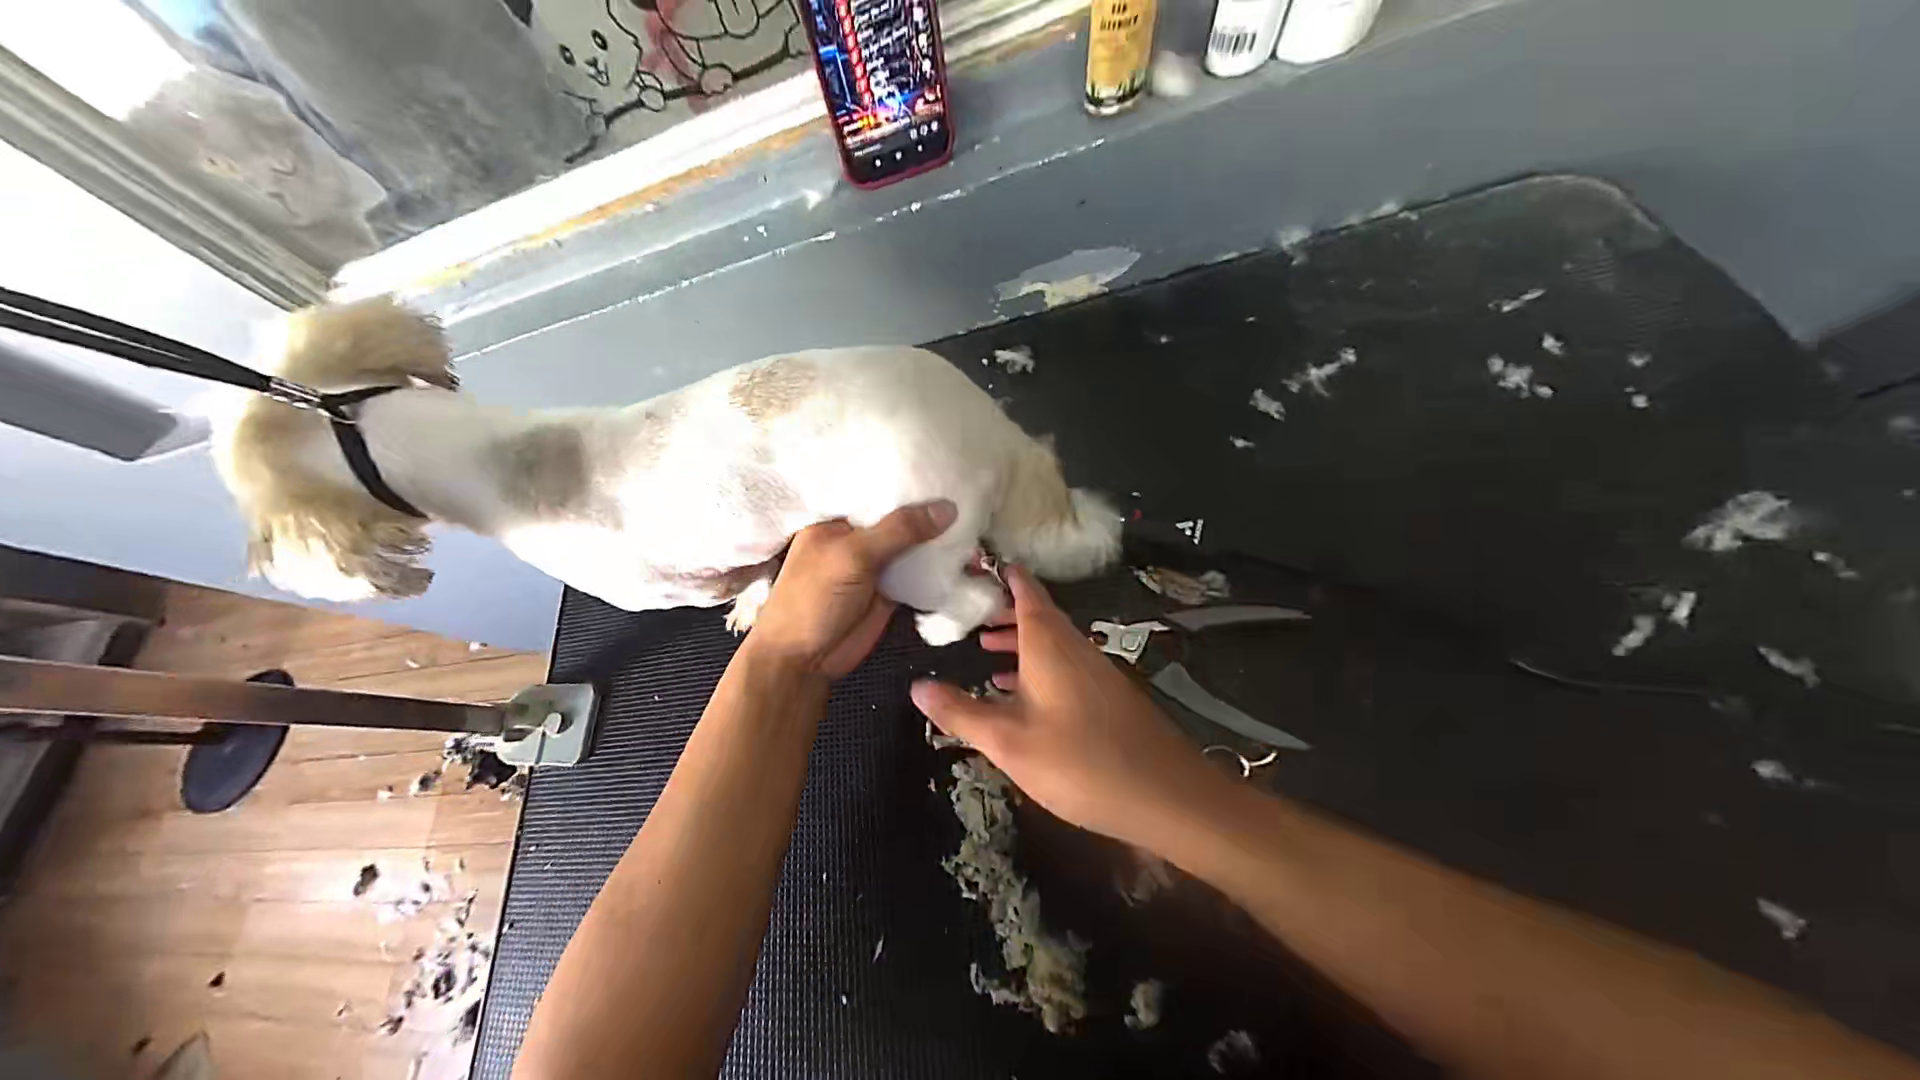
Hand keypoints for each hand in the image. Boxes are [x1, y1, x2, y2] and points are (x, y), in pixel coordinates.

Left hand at [745, 500, 957, 677]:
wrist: (803, 662)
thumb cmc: (814, 598)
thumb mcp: (853, 555)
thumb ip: (899, 530)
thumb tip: (947, 508)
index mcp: (837, 521)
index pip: (877, 492)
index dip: (909, 482)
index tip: (946, 468)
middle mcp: (858, 539)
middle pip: (900, 521)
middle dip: (931, 511)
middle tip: (972, 494)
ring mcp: (875, 567)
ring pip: (913, 548)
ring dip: (940, 541)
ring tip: (978, 522)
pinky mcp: (890, 593)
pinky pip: (920, 575)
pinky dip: (940, 569)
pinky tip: (968, 557)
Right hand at [909, 566, 1229, 850]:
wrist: (1166, 795)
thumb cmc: (1080, 762)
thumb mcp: (1008, 742)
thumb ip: (961, 713)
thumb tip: (917, 687)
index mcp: (1049, 645)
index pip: (1026, 593)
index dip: (1005, 577)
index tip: (983, 565)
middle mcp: (1075, 647)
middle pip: (1039, 616)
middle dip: (1005, 611)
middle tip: (973, 613)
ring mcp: (1096, 671)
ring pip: (1053, 642)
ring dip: (1021, 641)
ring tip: (987, 650)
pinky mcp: (1109, 696)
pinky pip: (1066, 666)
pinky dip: (1039, 667)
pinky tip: (1023, 695)